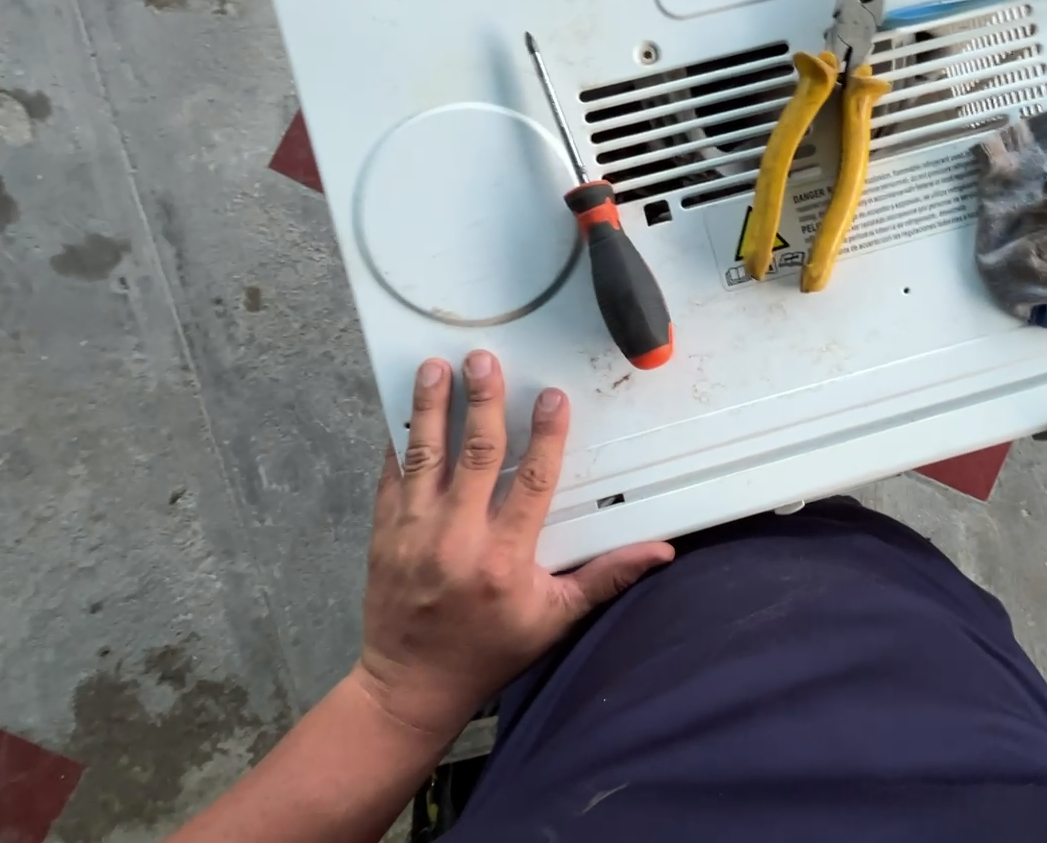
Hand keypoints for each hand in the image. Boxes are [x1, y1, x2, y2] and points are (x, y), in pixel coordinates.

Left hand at [350, 351, 673, 744]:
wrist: (410, 688)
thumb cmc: (492, 649)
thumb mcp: (556, 618)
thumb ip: (607, 577)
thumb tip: (662, 552)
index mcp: (504, 558)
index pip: (532, 483)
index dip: (546, 437)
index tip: (552, 396)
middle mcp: (456, 539)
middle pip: (475, 456)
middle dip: (482, 402)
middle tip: (483, 359)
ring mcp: (413, 535)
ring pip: (426, 458)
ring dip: (432, 409)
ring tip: (434, 366)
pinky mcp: (384, 536)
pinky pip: (391, 479)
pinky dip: (397, 443)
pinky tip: (403, 410)